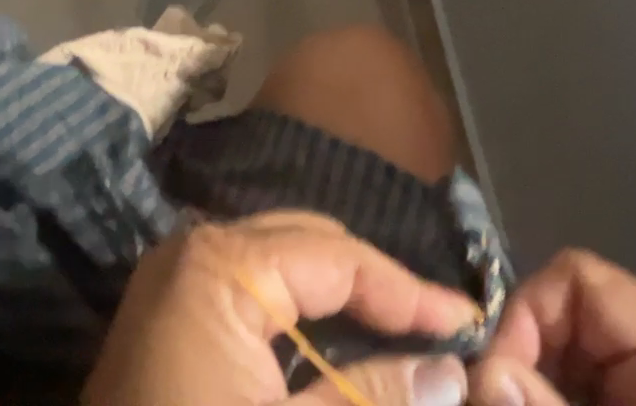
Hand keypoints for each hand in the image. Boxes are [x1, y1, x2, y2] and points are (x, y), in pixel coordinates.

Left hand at [83, 210, 479, 405]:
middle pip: (310, 245)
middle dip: (374, 284)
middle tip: (434, 329)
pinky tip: (333, 339)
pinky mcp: (168, 309)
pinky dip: (298, 308)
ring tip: (397, 329)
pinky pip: (249, 287)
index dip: (408, 290)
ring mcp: (175, 277)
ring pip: (281, 260)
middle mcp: (195, 250)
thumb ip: (371, 394)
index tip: (467, 321)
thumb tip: (450, 373)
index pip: (338, 257)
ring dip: (339, 293)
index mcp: (221, 265)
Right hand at [469, 250, 635, 405]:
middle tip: (490, 405)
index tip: (495, 377)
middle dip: (520, 362)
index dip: (526, 311)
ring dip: (534, 390)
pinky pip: (588, 392)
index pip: (580, 279)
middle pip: (567, 321)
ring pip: (569, 363)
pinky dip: (557, 402)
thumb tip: (486, 373)